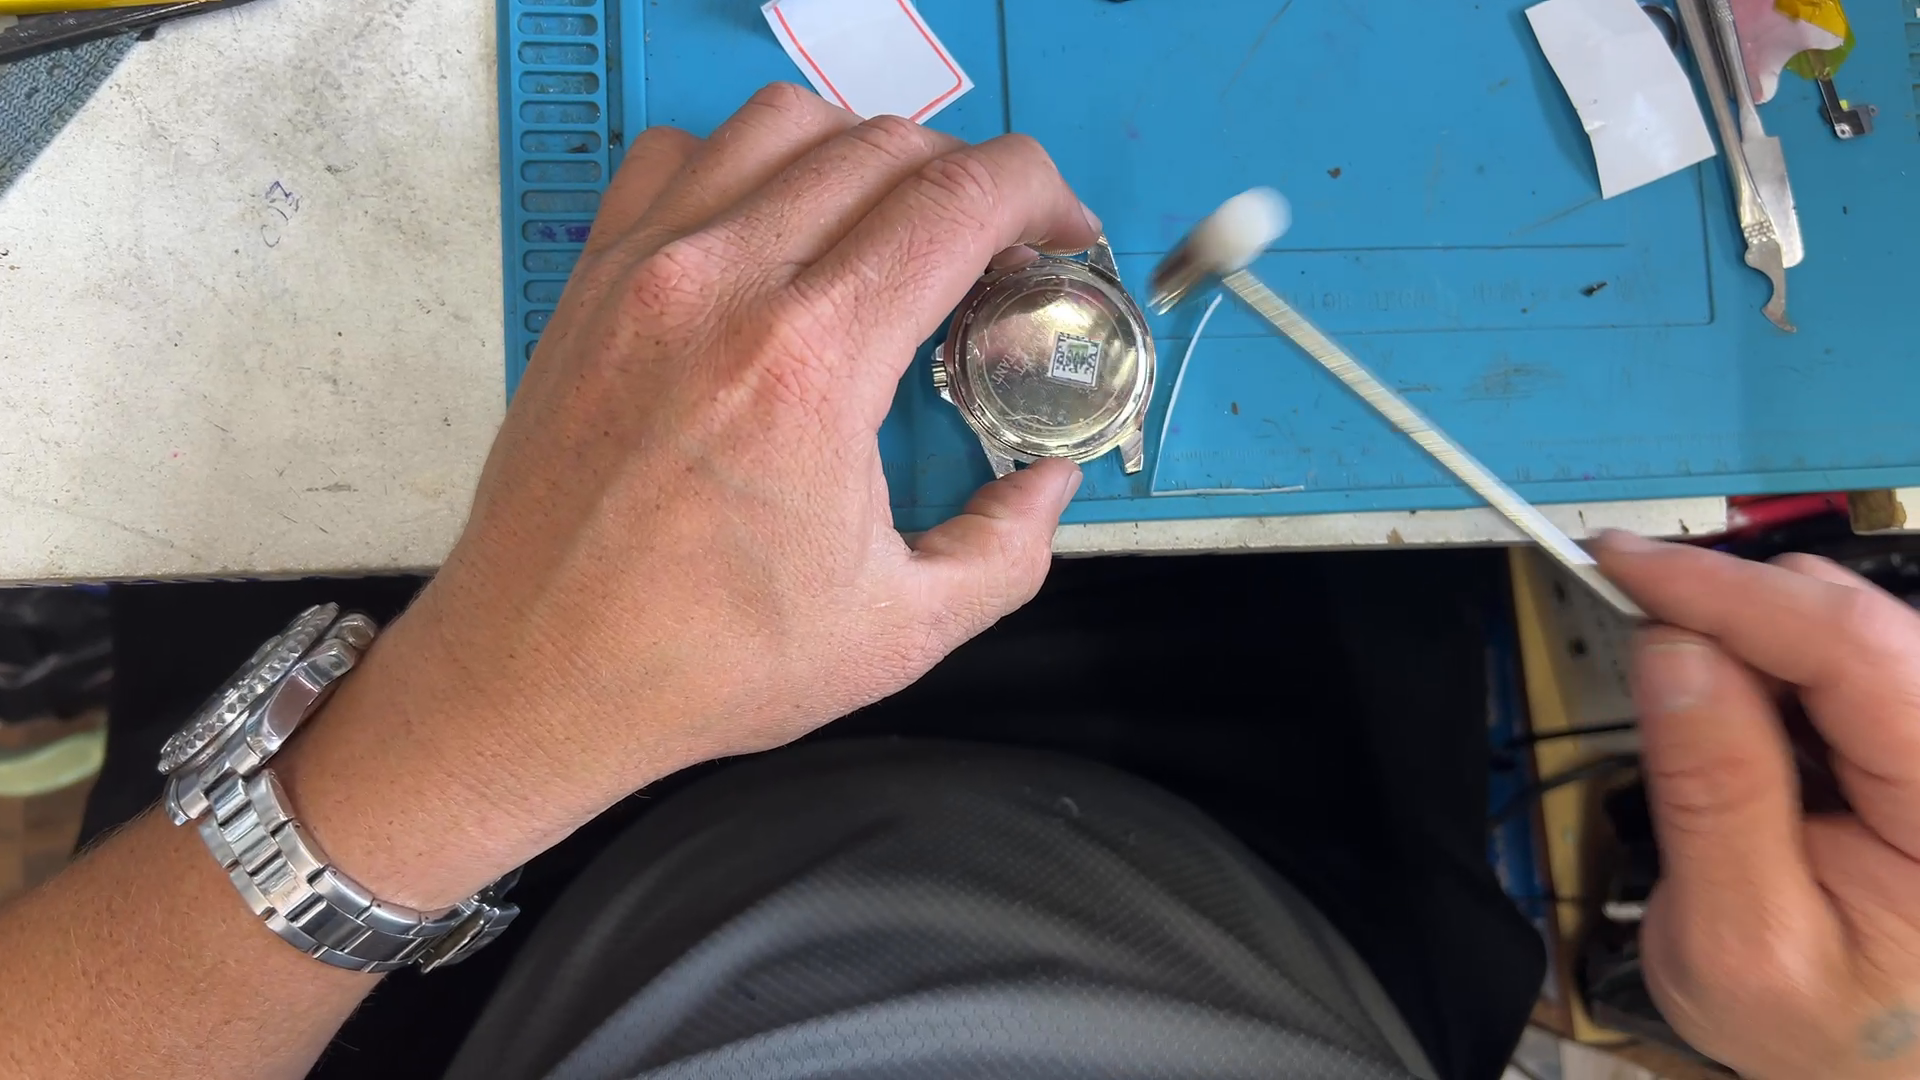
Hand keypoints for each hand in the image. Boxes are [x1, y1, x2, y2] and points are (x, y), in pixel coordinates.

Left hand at [284, 84, 1096, 904]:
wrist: (537, 677)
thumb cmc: (711, 664)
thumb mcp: (901, 632)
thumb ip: (1007, 550)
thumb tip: (1052, 483)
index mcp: (814, 366)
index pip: (958, 201)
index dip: (1041, 192)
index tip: (1065, 231)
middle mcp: (724, 285)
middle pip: (886, 149)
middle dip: (974, 182)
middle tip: (997, 254)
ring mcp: (644, 269)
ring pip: (787, 122)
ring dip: (873, 157)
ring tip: (899, 232)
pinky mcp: (593, 282)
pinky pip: (684, 155)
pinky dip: (757, 162)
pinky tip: (780, 233)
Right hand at [1599, 533, 1919, 1078]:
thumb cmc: (1820, 1034)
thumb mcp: (1735, 928)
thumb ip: (1709, 787)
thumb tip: (1669, 647)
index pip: (1855, 653)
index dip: (1725, 588)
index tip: (1613, 558)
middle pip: (1868, 625)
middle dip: (1731, 605)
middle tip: (1628, 616)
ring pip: (1864, 632)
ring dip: (1751, 634)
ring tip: (1686, 687)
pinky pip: (1863, 666)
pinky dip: (1777, 661)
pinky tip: (1741, 707)